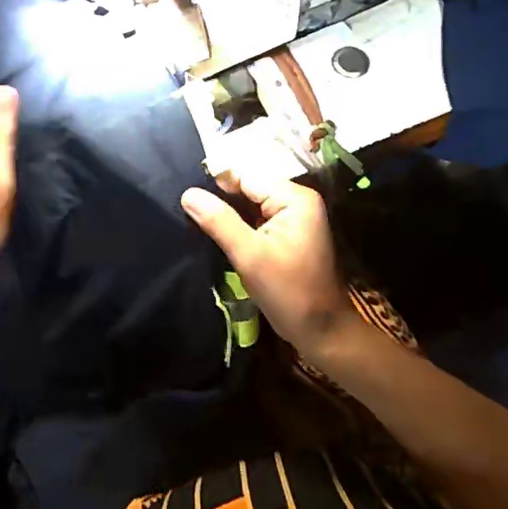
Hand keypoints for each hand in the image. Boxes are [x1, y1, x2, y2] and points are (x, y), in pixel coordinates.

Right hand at [181, 172, 353, 357]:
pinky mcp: (285, 232)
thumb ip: (219, 221)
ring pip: (247, 203)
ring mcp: (292, 216)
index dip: (215, 183)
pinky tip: (215, 231)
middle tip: (186, 209)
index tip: (185, 196)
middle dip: (219, 197)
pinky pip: (254, 217)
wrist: (322, 331)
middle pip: (247, 187)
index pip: (245, 177)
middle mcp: (296, 200)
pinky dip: (235, 223)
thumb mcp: (250, 256)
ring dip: (225, 211)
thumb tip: (187, 193)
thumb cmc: (289, 293)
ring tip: (195, 218)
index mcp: (294, 198)